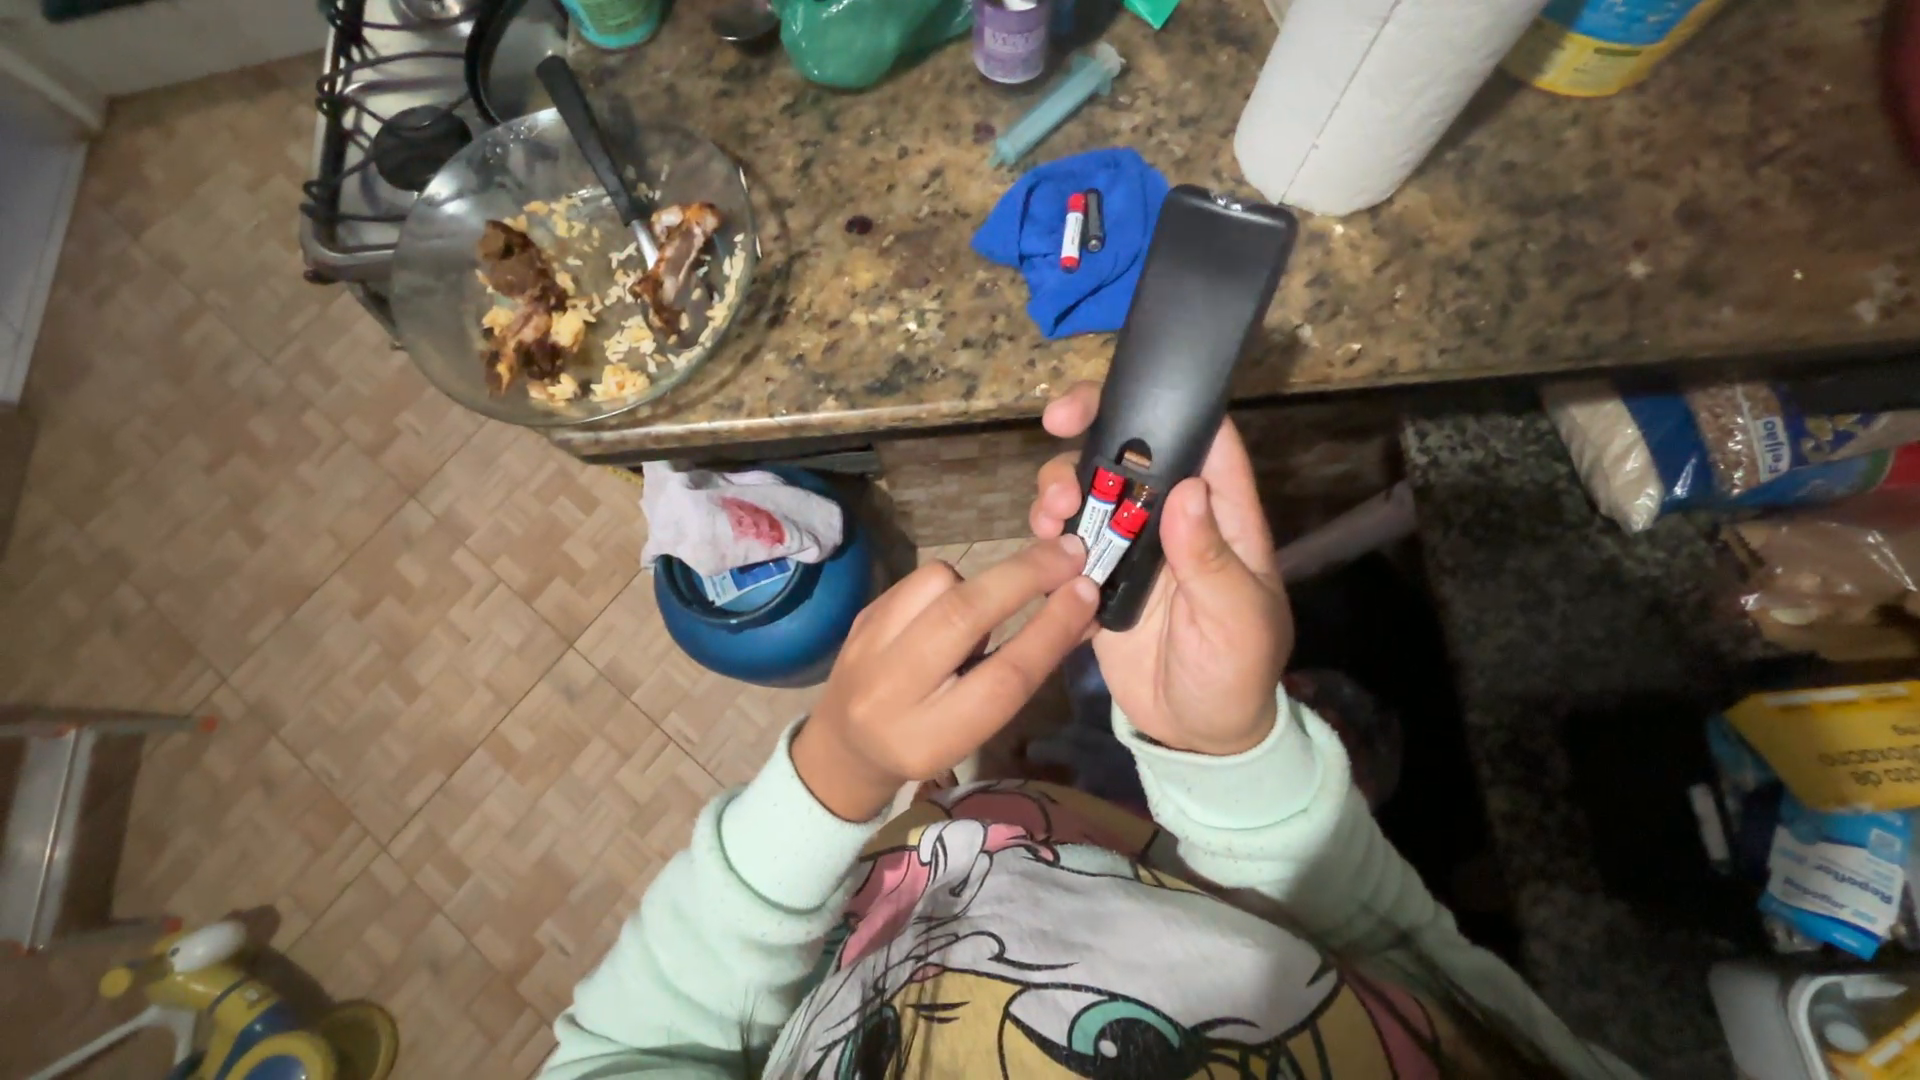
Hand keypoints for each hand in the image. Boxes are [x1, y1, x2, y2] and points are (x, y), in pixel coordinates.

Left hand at [792, 535, 1099, 820]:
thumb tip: (1084, 609)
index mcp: (932, 737)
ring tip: (995, 600)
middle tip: (1070, 553)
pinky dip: (953, 582)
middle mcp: (892, 691)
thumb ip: (1027, 669)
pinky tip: (957, 601)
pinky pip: (918, 579)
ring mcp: (868, 646)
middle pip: (963, 616)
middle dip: (1023, 576)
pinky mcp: (863, 615)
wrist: (846, 744)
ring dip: (983, 578)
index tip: (1086, 590)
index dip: (1051, 629)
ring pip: (937, 583)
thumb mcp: (980, 724)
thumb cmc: (930, 742)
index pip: (1004, 676)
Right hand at [1029, 382, 1292, 755]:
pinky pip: (1064, 539)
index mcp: (1219, 517)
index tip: (1118, 395)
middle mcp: (1171, 520)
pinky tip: (1042, 544)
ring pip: (1089, 489)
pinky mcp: (1096, 576)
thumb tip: (1186, 491)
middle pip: (1129, 453)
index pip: (1202, 440)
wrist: (1194, 733)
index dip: (1164, 404)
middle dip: (1090, 431)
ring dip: (1061, 485)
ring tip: (1049, 513)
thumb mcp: (1238, 620)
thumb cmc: (1234, 673)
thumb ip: (1212, 560)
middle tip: (1055, 425)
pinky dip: (1047, 533)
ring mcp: (1130, 546)